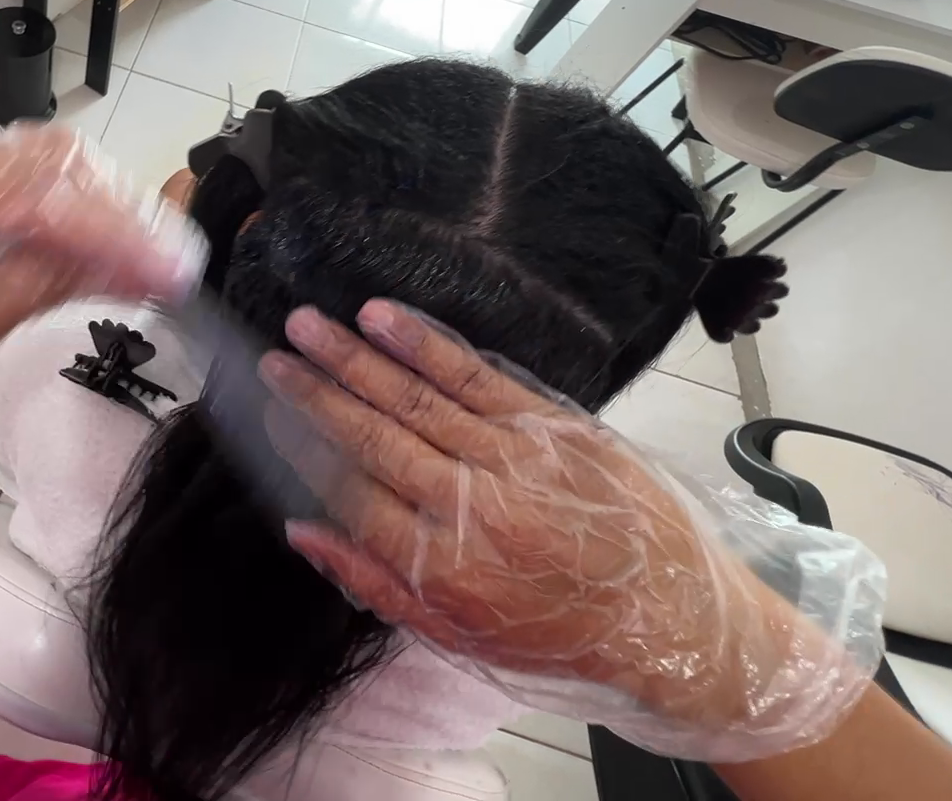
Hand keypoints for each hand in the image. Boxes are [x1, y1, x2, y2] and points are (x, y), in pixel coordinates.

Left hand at [0, 125, 203, 456]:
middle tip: (167, 263)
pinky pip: (32, 196)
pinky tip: (106, 255)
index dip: (110, 230)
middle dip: (118, 213)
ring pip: (50, 174)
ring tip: (148, 261)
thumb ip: (37, 283)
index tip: (165, 268)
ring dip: (104, 215)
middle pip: (53, 164)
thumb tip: (119, 265)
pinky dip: (77, 225)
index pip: (40, 192)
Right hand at [258, 300, 880, 760]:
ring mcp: (514, 459)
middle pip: (374, 439)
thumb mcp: (459, 635)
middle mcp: (474, 508)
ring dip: (354, 358)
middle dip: (315, 394)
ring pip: (415, 398)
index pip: (352, 496)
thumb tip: (299, 528)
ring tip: (307, 324)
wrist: (683, 623)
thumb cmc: (556, 634)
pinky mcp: (552, 425)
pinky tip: (382, 317)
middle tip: (271, 357)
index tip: (268, 415)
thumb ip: (373, 580)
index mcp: (445, 568)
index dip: (303, 451)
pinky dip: (424, 344)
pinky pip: (474, 375)